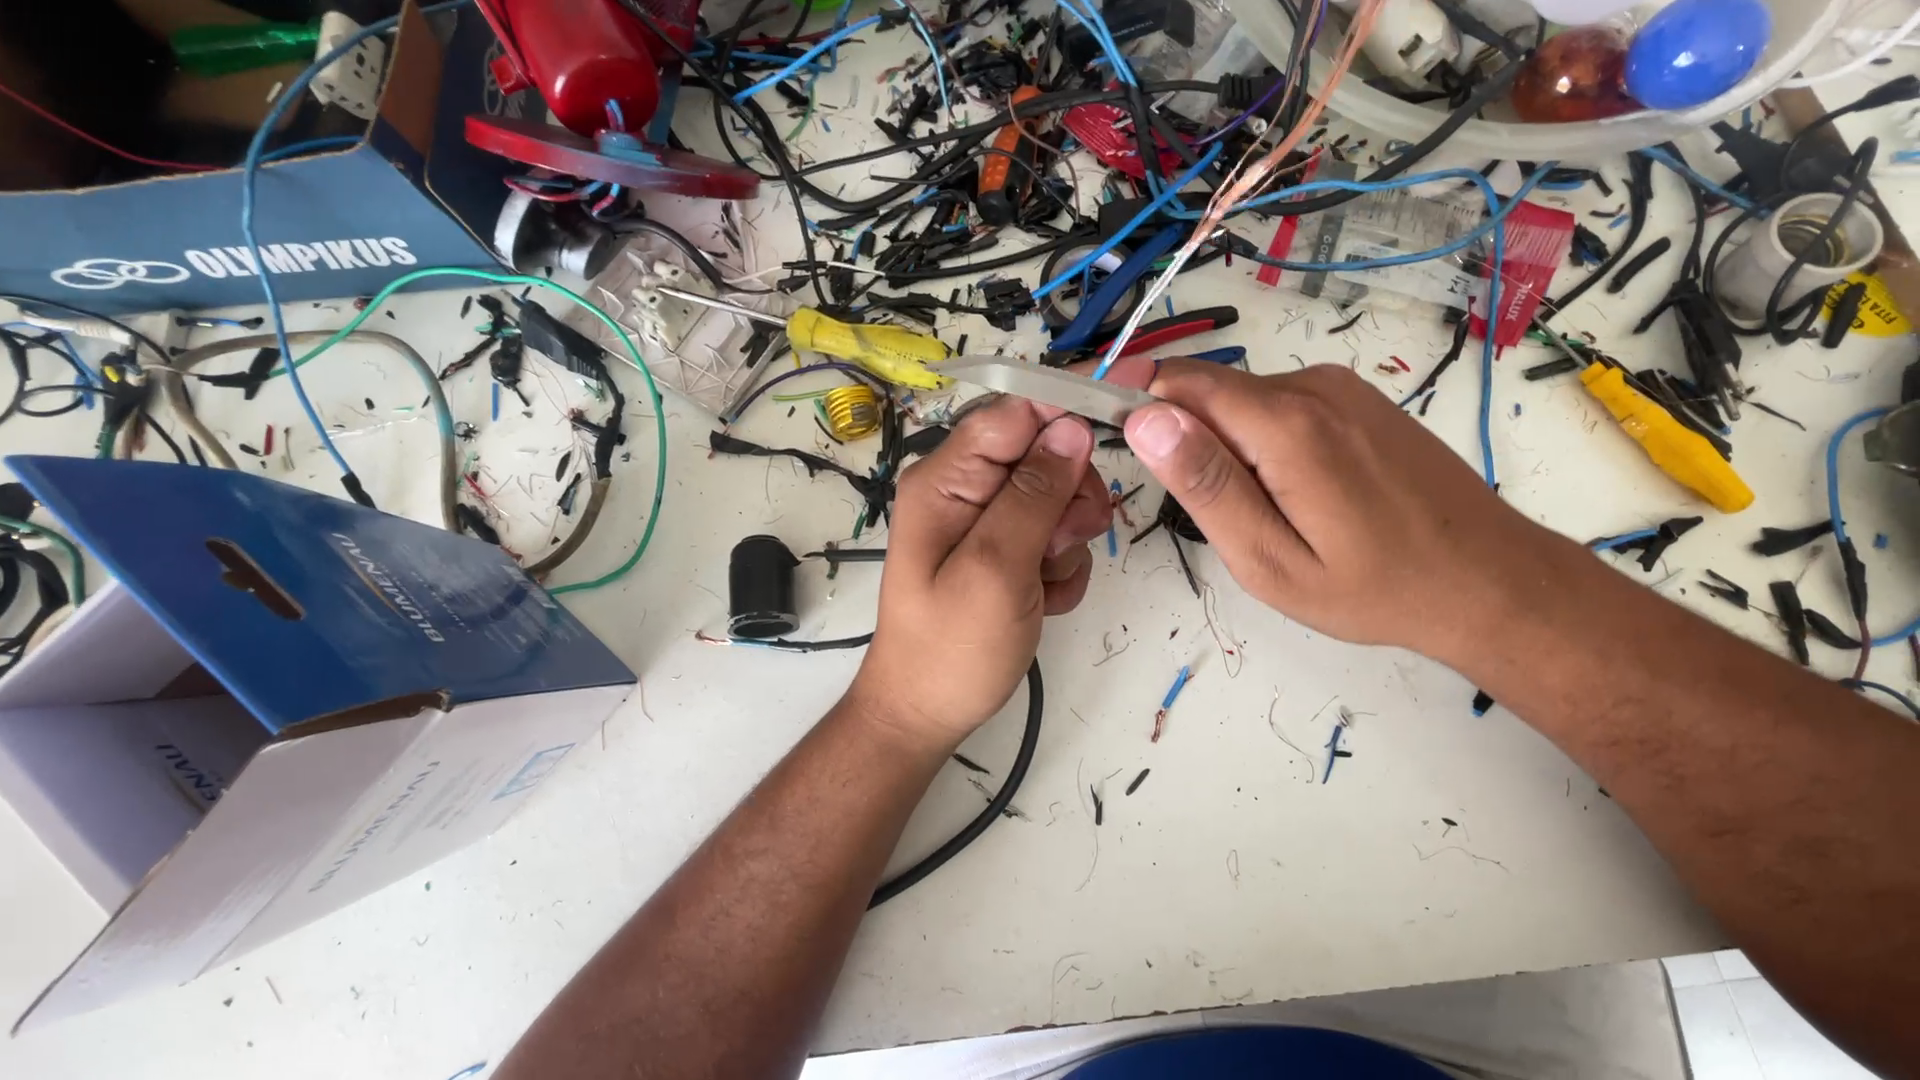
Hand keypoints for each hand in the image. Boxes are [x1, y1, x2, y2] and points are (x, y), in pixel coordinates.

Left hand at [845, 394, 1110, 747]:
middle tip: (1059, 546)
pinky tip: (1041, 602)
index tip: (1119, 425)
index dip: (1065, 412)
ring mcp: (986, 523)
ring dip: (1067, 544)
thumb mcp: (995, 569)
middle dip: (1068, 498)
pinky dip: (1060, 570)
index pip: (1013, 413)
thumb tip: (1071, 427)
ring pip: (1058, 500)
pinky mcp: (1006, 553)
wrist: (928, 712)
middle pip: (1044, 454)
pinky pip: (1054, 540)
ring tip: (1042, 585)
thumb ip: (1033, 496)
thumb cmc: (952, 649)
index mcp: (945, 480)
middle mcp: (964, 491)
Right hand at [1121, 359, 1555, 659]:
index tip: (1103, 433)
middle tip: (1210, 514)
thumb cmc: (1373, 587)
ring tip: (1264, 515)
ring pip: (1244, 402)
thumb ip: (1205, 485)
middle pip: (1209, 392)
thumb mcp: (1270, 558)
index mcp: (1285, 424)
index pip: (1177, 382)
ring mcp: (1342, 389)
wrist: (1488, 581)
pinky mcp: (1360, 401)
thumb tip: (1144, 418)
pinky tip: (1297, 497)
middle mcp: (1313, 387)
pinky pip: (1281, 407)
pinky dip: (1262, 443)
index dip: (1131, 398)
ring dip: (1227, 447)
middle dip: (1185, 439)